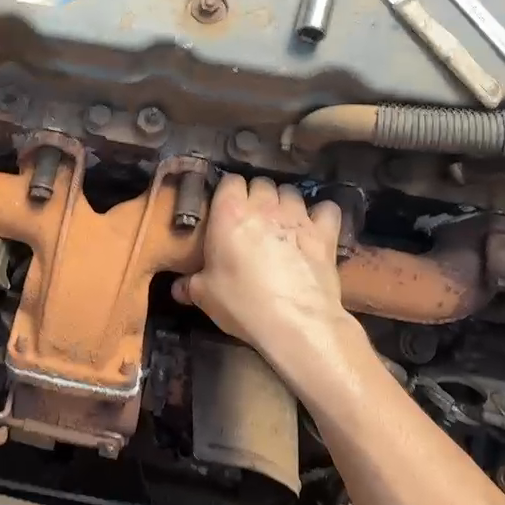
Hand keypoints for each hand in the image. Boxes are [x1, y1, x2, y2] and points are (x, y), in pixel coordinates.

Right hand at [173, 175, 360, 366]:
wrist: (296, 322)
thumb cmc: (243, 303)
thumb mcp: (205, 296)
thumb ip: (190, 284)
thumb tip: (178, 287)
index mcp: (229, 213)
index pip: (230, 181)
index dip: (228, 192)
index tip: (225, 208)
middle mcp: (264, 206)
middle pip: (261, 183)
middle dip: (257, 196)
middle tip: (251, 218)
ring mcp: (298, 216)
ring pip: (291, 191)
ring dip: (284, 202)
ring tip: (280, 222)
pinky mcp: (325, 232)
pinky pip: (326, 208)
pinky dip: (320, 213)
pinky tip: (315, 225)